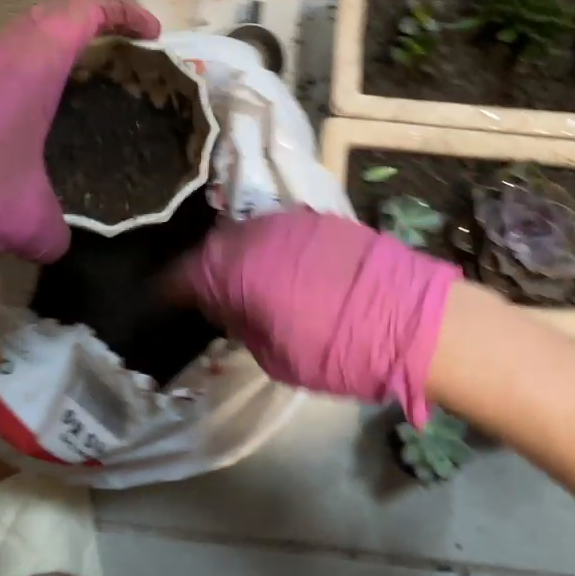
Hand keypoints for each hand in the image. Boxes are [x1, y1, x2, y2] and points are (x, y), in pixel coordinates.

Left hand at [0, 0, 159, 325]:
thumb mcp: (23, 217)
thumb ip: (53, 229)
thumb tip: (57, 245)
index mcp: (30, 63)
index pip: (84, 12)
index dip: (123, 14)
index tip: (150, 34)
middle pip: (49, 17)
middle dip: (88, 30)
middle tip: (113, 59)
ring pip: (12, 44)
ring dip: (44, 59)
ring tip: (66, 95)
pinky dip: (12, 85)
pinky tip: (12, 129)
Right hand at [172, 209, 460, 424]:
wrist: (412, 320)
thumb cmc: (337, 351)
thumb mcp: (275, 356)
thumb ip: (242, 324)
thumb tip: (229, 308)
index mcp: (238, 269)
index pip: (185, 273)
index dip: (170, 289)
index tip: (163, 299)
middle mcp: (257, 235)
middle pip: (215, 246)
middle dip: (206, 270)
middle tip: (208, 295)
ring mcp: (291, 222)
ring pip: (248, 234)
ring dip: (239, 256)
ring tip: (244, 282)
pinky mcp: (321, 219)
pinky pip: (279, 231)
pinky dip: (269, 248)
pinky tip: (280, 270)